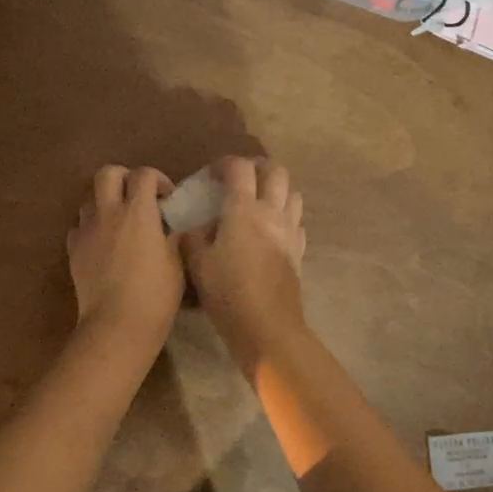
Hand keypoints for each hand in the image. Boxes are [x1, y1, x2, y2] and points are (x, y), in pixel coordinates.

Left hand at [67, 165, 182, 351]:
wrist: (116, 325)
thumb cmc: (155, 295)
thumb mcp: (176, 263)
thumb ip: (173, 237)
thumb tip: (172, 227)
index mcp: (138, 212)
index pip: (144, 175)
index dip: (157, 179)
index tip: (166, 198)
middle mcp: (109, 212)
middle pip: (107, 173)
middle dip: (123, 177)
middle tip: (137, 196)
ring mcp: (87, 230)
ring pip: (89, 198)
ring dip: (104, 202)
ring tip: (118, 221)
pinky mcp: (73, 250)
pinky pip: (78, 227)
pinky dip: (90, 228)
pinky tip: (101, 244)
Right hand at [176, 157, 306, 369]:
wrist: (268, 328)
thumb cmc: (228, 292)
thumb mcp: (198, 264)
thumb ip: (194, 238)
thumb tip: (196, 228)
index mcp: (244, 209)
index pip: (239, 168)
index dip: (224, 163)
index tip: (210, 174)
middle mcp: (271, 212)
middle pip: (276, 171)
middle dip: (258, 168)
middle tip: (240, 180)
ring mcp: (290, 232)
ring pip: (292, 193)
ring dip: (276, 190)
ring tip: (258, 202)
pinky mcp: (299, 252)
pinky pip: (297, 222)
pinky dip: (285, 217)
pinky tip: (271, 231)